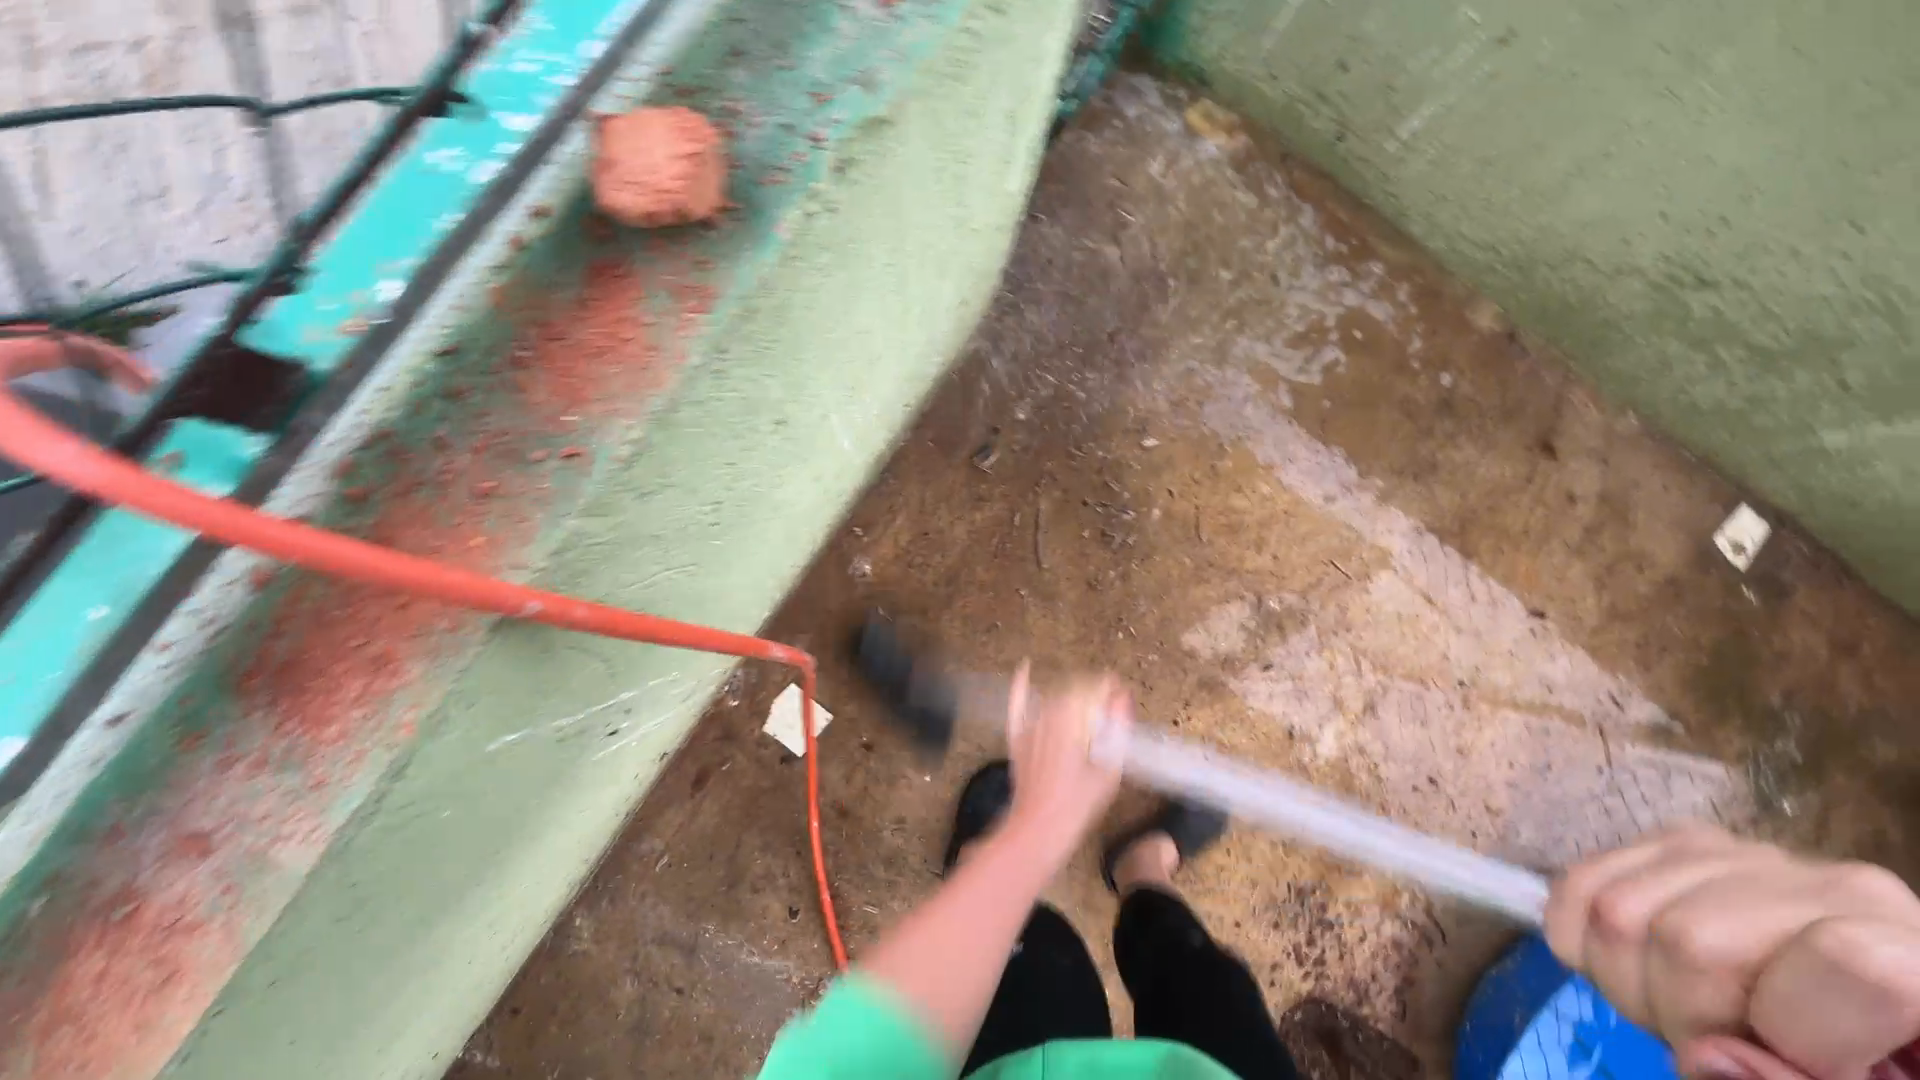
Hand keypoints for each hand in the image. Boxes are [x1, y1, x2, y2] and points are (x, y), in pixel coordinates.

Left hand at [1001, 663, 1126, 865]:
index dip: (1111, 690)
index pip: (1095, 689)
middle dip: (1093, 696)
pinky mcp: (1016, 735)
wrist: (1039, 827)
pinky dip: (1020, 686)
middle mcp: (1048, 714)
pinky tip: (1024, 667)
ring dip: (1071, 698)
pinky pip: (1017, 704)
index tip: (1121, 694)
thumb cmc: (1079, 803)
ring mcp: (1029, 724)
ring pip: (1053, 698)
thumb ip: (1117, 728)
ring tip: (1086, 713)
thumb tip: (1122, 700)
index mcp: (1073, 719)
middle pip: (1075, 692)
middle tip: (1109, 712)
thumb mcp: (1110, 768)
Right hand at [1545, 825, 1919, 1079]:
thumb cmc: (1872, 1064)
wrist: (1834, 1015)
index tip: (1783, 1063)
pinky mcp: (1665, 843)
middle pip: (1691, 940)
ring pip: (1616, 911)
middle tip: (1714, 1047)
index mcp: (1909, 952)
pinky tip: (1631, 968)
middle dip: (1679, 1016)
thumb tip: (1704, 1057)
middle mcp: (1824, 881)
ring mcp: (1732, 852)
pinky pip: (1578, 884)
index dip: (1795, 1034)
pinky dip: (1577, 941)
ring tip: (1680, 1012)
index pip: (1853, 963)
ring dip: (1625, 984)